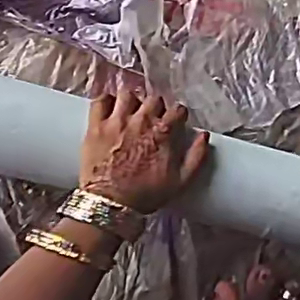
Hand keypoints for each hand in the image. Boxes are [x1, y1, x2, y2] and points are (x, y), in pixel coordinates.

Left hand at [80, 90, 210, 212]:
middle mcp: (142, 120)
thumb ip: (197, 157)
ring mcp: (117, 121)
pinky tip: (109, 108)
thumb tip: (203, 136)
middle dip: (156, 107)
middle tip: (153, 119)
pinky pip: (100, 100)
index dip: (178, 115)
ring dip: (132, 101)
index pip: (177, 109)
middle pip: (153, 99)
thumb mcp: (181, 181)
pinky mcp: (96, 125)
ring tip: (131, 111)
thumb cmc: (146, 194)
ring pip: (128, 95)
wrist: (110, 204)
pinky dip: (106, 100)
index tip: (175, 122)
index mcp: (164, 132)